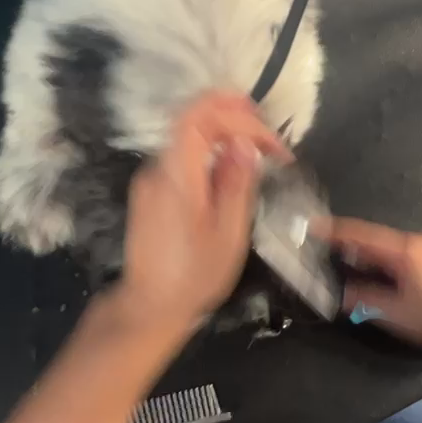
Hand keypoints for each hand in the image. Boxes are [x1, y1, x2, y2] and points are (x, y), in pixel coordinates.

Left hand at [111, 93, 289, 329]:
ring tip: (260, 155)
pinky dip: (213, 153)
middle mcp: (158, 169)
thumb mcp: (228, 234)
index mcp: (177, 176)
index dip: (238, 117)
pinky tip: (234, 173)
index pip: (200, 117)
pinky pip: (185, 158)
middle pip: (192, 119)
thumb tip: (245, 145)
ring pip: (189, 138)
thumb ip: (237, 184)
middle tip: (269, 134)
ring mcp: (151, 180)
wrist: (149, 306)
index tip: (272, 145)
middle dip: (233, 116)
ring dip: (226, 135)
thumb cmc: (194, 276)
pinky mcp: (153, 193)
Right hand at [319, 218, 421, 348]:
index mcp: (404, 249)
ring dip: (370, 259)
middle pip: (375, 240)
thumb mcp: (397, 312)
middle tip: (325, 256)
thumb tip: (343, 294)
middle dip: (350, 248)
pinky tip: (382, 279)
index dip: (334, 231)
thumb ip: (366, 301)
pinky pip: (404, 256)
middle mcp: (418, 241)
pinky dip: (387, 264)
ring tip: (350, 271)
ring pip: (391, 249)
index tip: (311, 227)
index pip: (361, 234)